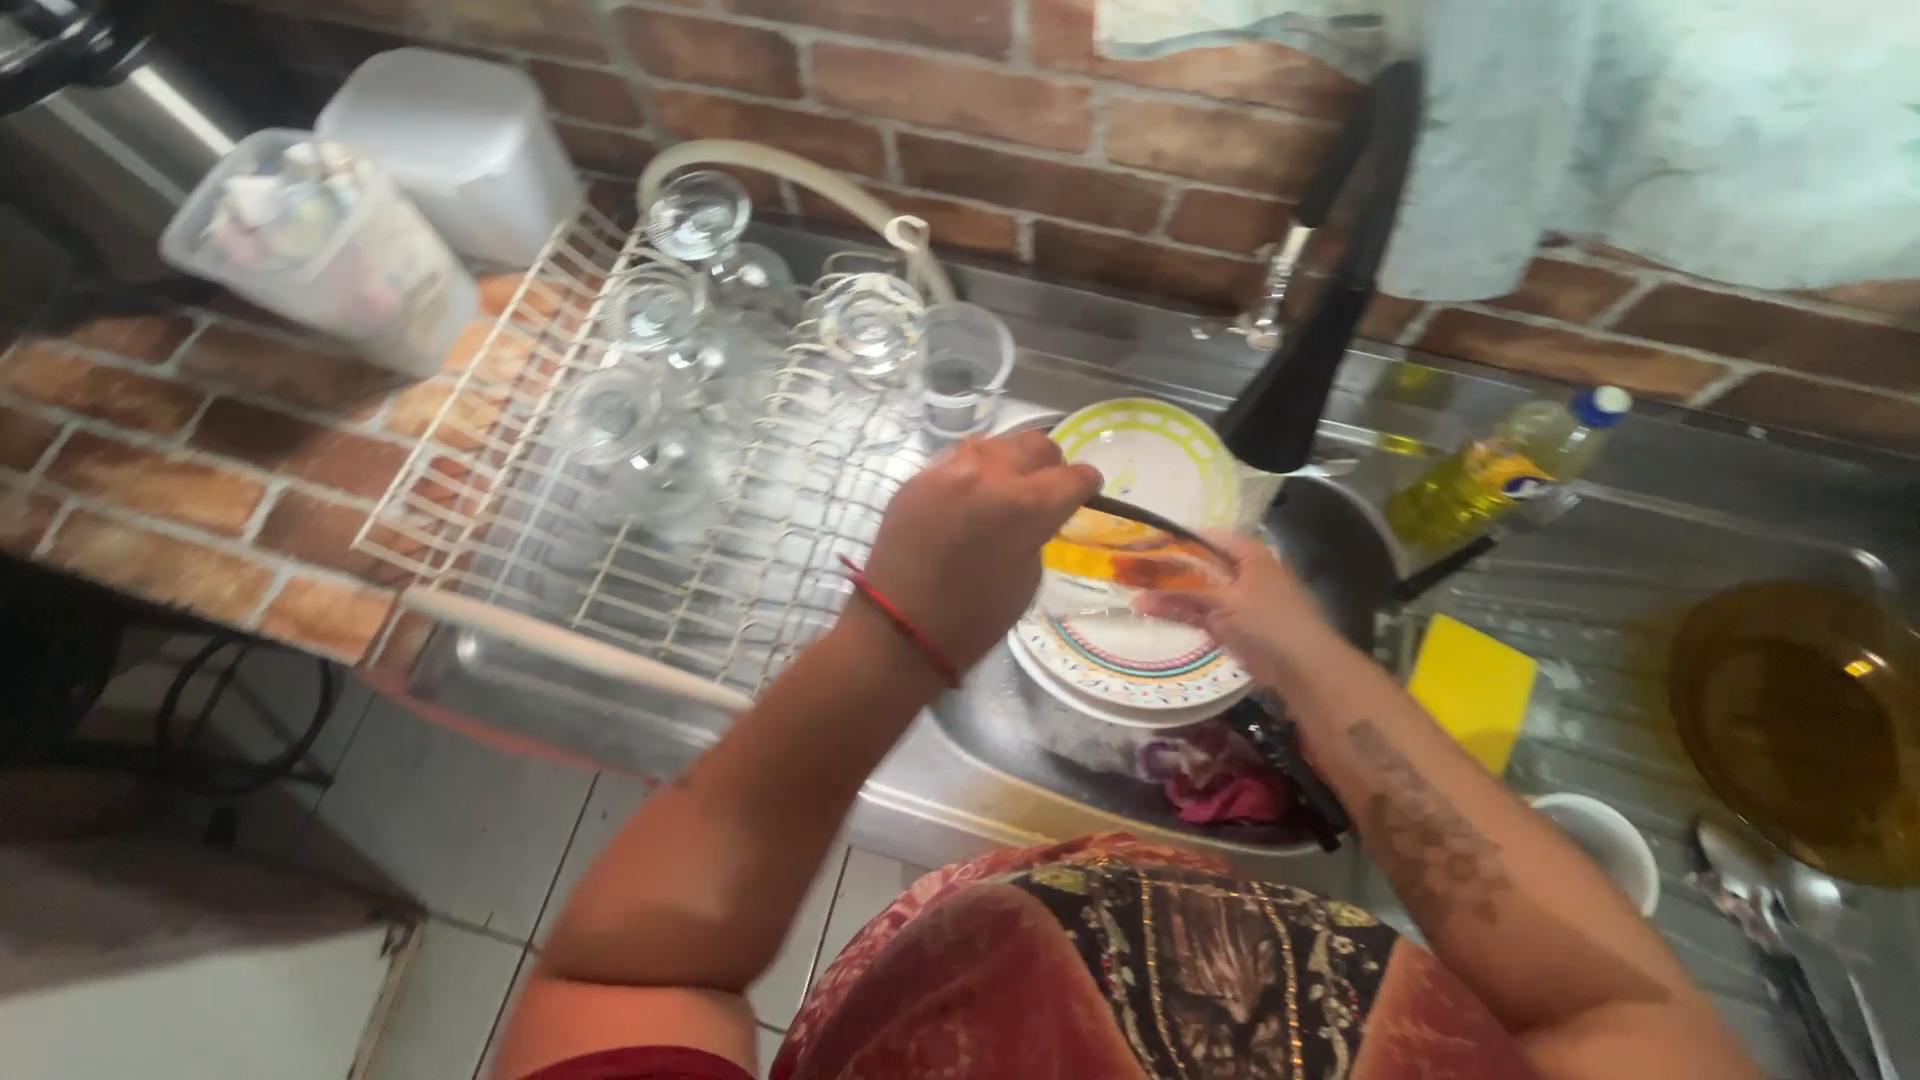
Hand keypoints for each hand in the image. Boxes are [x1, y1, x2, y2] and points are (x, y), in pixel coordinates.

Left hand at [857, 431, 1100, 673]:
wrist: (901, 627)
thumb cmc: (975, 617)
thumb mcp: (1028, 575)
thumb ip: (1037, 529)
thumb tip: (1036, 511)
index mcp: (1027, 506)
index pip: (1073, 476)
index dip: (1085, 485)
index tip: (1084, 492)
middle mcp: (990, 475)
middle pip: (1036, 445)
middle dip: (1049, 466)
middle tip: (1045, 488)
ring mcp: (948, 471)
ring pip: (993, 445)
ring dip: (1007, 463)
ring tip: (1002, 490)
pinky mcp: (918, 478)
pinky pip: (955, 460)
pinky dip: (970, 474)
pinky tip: (966, 499)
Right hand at [1127, 532, 1344, 687]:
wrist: (1302, 666)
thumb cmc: (1269, 620)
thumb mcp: (1225, 600)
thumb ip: (1183, 593)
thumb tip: (1140, 596)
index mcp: (1246, 554)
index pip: (1203, 537)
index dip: (1172, 539)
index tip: (1141, 543)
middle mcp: (1239, 572)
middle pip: (1194, 563)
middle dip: (1163, 566)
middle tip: (1129, 565)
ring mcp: (1232, 599)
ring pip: (1191, 589)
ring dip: (1164, 590)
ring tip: (1130, 588)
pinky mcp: (1227, 625)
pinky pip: (1195, 612)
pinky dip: (1174, 610)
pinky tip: (1148, 609)